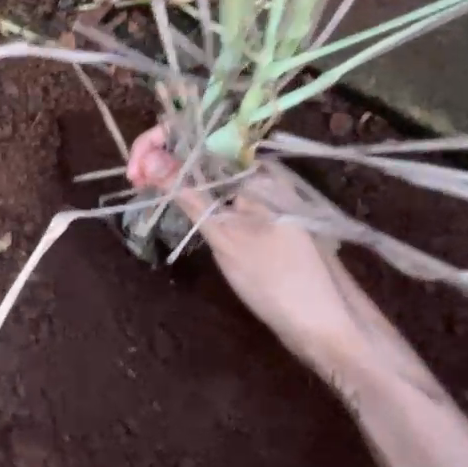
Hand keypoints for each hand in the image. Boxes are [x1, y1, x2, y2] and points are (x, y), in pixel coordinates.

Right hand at [126, 127, 369, 381]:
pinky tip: (175, 204)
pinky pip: (218, 191)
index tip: (133, 170)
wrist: (334, 332)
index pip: (197, 134)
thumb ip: (186, 193)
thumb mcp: (224, 235)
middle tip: (133, 183)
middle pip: (199, 148)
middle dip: (160, 157)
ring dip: (173, 175)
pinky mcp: (260, 218)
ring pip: (206, 171)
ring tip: (145, 190)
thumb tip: (149, 157)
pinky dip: (192, 193)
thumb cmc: (280, 281)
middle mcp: (260, 175)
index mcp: (256, 170)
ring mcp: (261, 197)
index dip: (158, 142)